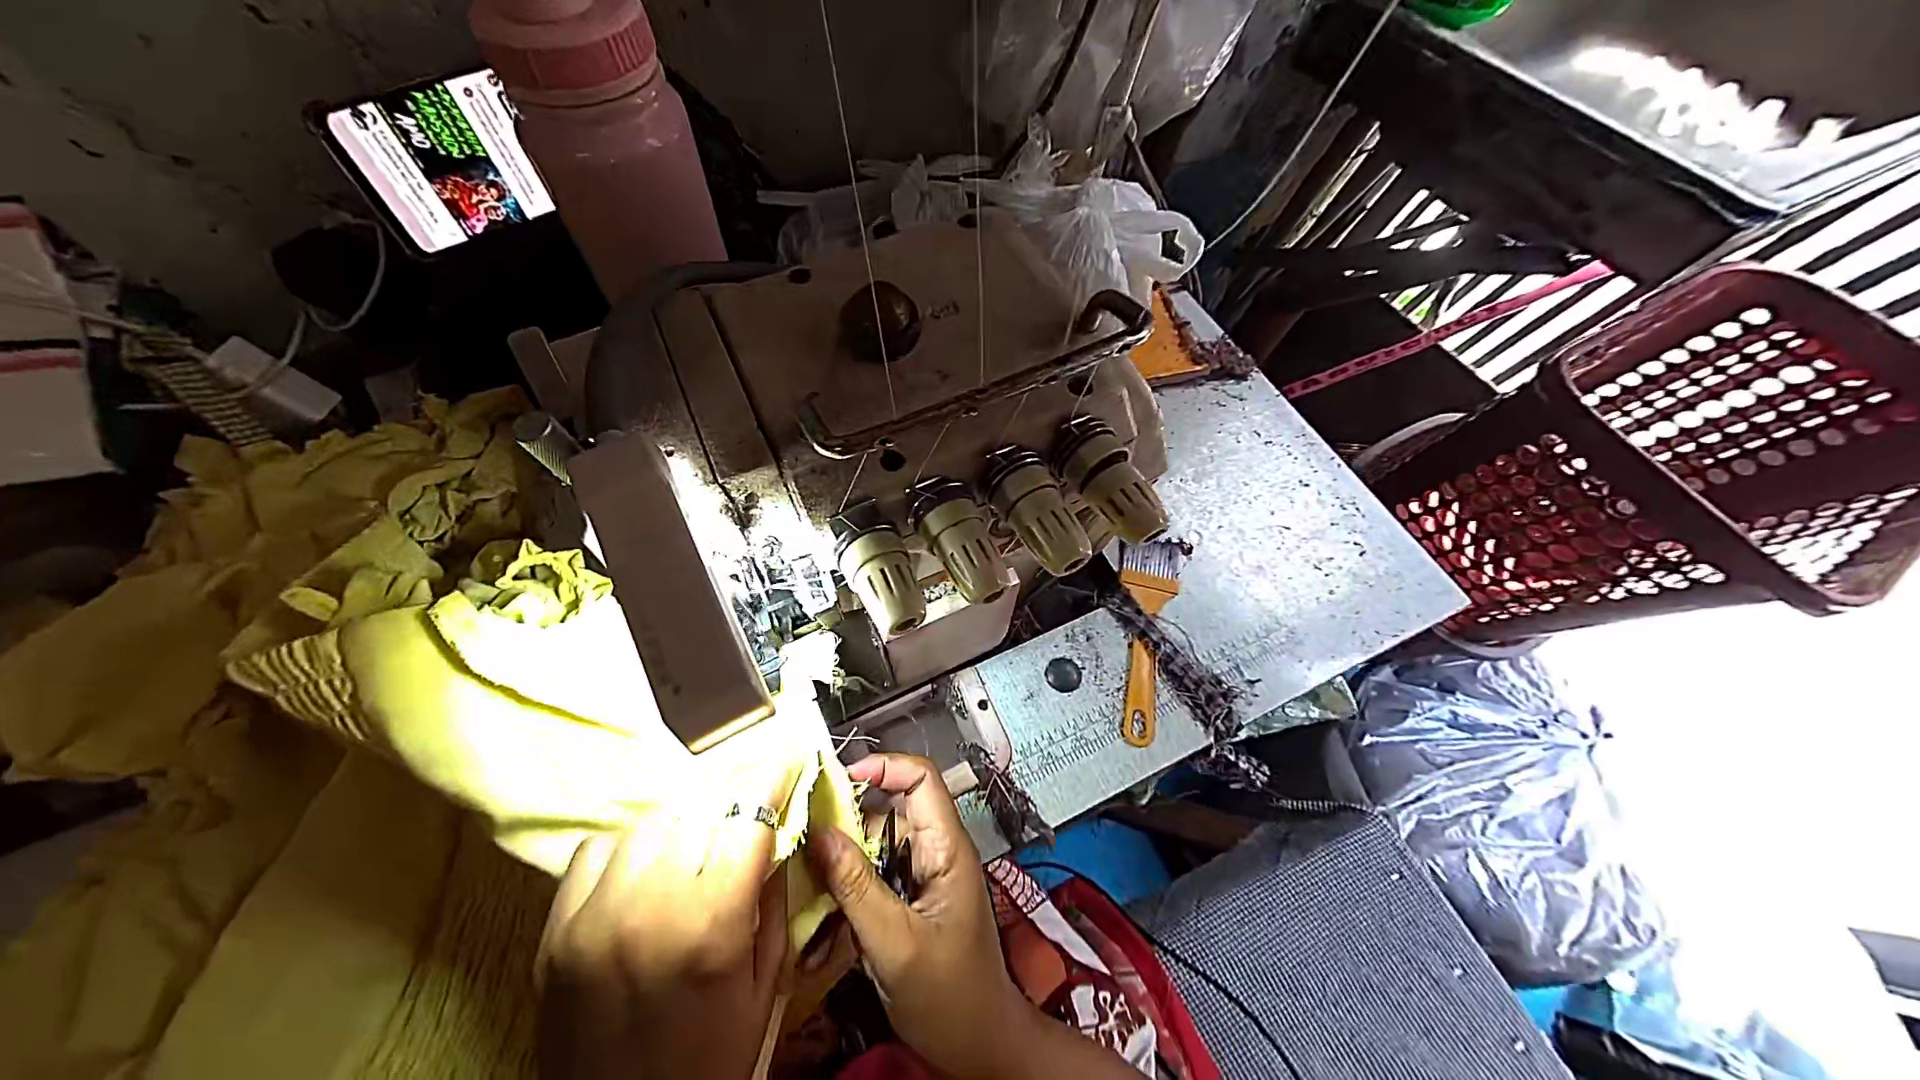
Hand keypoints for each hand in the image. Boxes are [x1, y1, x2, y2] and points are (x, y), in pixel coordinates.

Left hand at [536, 767, 796, 1079]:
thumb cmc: (712, 1060)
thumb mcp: (766, 982)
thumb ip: (773, 896)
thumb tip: (776, 831)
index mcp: (710, 925)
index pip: (746, 816)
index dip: (771, 782)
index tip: (785, 762)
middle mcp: (647, 908)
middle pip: (697, 808)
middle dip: (730, 803)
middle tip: (744, 813)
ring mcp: (591, 918)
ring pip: (648, 822)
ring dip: (682, 823)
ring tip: (697, 844)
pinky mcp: (554, 931)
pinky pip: (596, 850)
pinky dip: (629, 847)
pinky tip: (646, 870)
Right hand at [804, 753, 1038, 1079]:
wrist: (978, 1044)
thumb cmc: (951, 999)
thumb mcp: (896, 943)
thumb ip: (856, 887)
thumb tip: (821, 834)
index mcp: (947, 848)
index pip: (921, 779)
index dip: (884, 768)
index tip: (840, 780)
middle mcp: (936, 851)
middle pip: (890, 809)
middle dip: (849, 822)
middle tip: (810, 842)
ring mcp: (923, 874)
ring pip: (876, 843)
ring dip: (844, 862)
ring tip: (814, 886)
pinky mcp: (910, 897)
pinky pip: (875, 874)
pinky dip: (850, 887)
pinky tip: (827, 915)